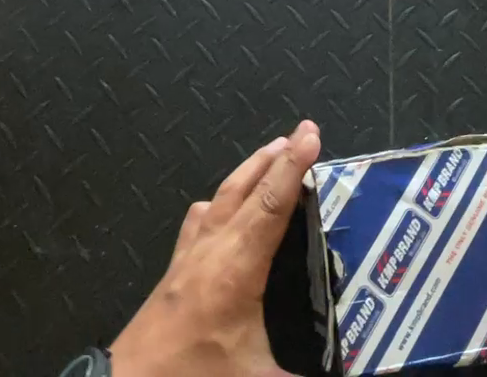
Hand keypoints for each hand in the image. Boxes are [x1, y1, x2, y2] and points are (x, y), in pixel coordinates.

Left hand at [110, 120, 322, 376]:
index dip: (293, 166)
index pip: (270, 202)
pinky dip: (222, 197)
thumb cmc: (193, 374)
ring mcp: (190, 253)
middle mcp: (212, 247)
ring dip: (249, 170)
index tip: (311, 135)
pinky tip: (223, 204)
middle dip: (275, 156)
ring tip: (271, 153)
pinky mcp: (176, 266)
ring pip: (222, 195)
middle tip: (300, 133)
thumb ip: (304, 374)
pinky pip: (202, 216)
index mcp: (237, 266)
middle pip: (245, 187)